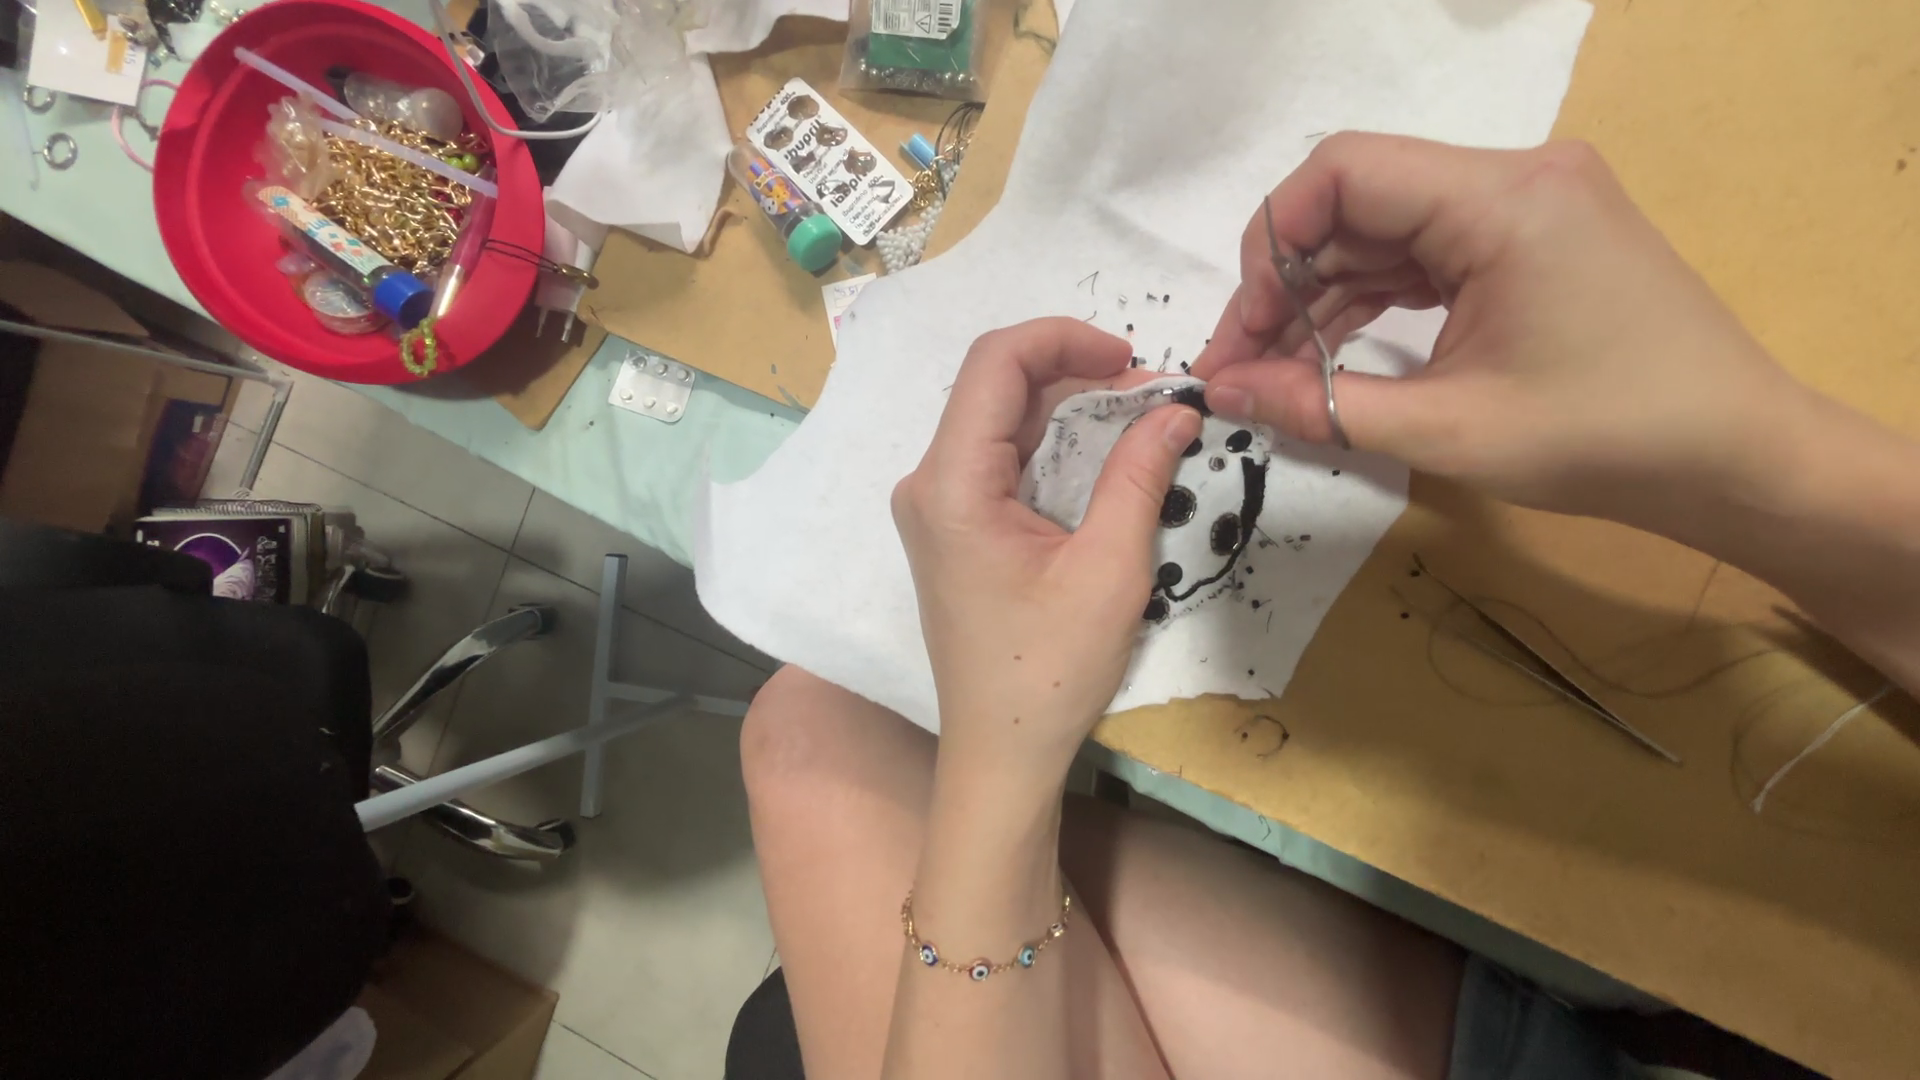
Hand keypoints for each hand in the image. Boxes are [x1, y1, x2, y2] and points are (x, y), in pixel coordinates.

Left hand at [893, 318, 1200, 784]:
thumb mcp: (1109, 569)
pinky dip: (1050, 447)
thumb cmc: (1051, 670)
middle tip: (1150, 394)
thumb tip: (1175, 409)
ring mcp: (935, 506)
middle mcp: (928, 483)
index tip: (1131, 359)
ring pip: (1000, 423)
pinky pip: (999, 462)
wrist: (1001, 747)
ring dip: (1066, 410)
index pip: (995, 364)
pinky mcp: (951, 527)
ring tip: (1138, 419)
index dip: (1064, 339)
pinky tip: (1100, 455)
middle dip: (1074, 374)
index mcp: (951, 485)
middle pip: (997, 389)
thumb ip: (1139, 476)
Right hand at [1191, 134, 1813, 539]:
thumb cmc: (1598, 441)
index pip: (1344, 172)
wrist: (1730, 460)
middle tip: (1237, 369)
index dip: (1271, 244)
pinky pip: (1405, 263)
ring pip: (1369, 240)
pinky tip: (1321, 360)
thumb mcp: (1440, 430)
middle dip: (1279, 288)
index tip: (1247, 331)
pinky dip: (1353, 311)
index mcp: (1502, 200)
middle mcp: (1507, 183)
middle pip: (1349, 208)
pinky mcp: (1509, 249)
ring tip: (1267, 378)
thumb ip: (1314, 405)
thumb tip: (1219, 391)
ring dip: (1309, 306)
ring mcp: (1510, 214)